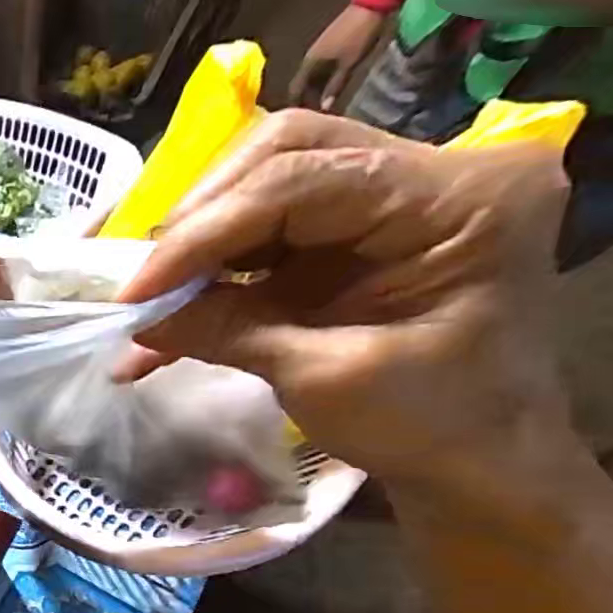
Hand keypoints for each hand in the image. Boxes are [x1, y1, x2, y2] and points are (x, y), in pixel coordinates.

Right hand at [112, 110, 573, 496]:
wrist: (476, 459)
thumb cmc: (427, 425)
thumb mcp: (322, 378)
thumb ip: (228, 332)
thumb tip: (138, 319)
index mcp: (456, 199)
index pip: (302, 179)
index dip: (204, 231)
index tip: (135, 289)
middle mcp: (429, 174)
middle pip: (285, 152)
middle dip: (201, 216)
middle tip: (146, 279)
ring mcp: (387, 202)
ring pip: (265, 185)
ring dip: (198, 244)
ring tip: (150, 299)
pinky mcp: (349, 237)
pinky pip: (264, 236)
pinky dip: (211, 274)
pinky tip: (167, 321)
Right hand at [286, 5, 386, 111]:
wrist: (371, 5)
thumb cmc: (358, 36)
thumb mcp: (348, 64)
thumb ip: (334, 87)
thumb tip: (323, 110)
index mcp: (309, 65)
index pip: (294, 92)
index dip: (297, 107)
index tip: (302, 121)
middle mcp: (308, 60)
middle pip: (301, 86)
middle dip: (307, 101)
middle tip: (316, 115)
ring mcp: (317, 52)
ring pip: (310, 78)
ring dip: (315, 91)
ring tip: (324, 103)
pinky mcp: (327, 47)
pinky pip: (318, 70)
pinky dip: (322, 81)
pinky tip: (330, 86)